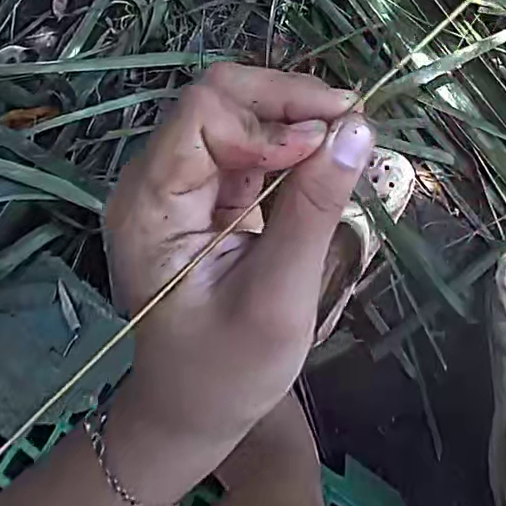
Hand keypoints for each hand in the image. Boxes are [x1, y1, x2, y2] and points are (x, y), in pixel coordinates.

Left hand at [98, 63, 373, 503]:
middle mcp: (154, 175)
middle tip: (350, 118)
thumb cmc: (225, 372)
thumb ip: (312, 210)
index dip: (267, 115)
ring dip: (294, 111)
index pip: (202, 113)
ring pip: (238, 105)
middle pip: (218, 95)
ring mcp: (179, 175)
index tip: (324, 142)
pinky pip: (250, 133)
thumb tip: (357, 129)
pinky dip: (292, 134)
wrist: (192, 409)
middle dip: (286, 99)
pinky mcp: (206, 182)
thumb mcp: (277, 299)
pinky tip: (324, 149)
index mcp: (148, 204)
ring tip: (346, 131)